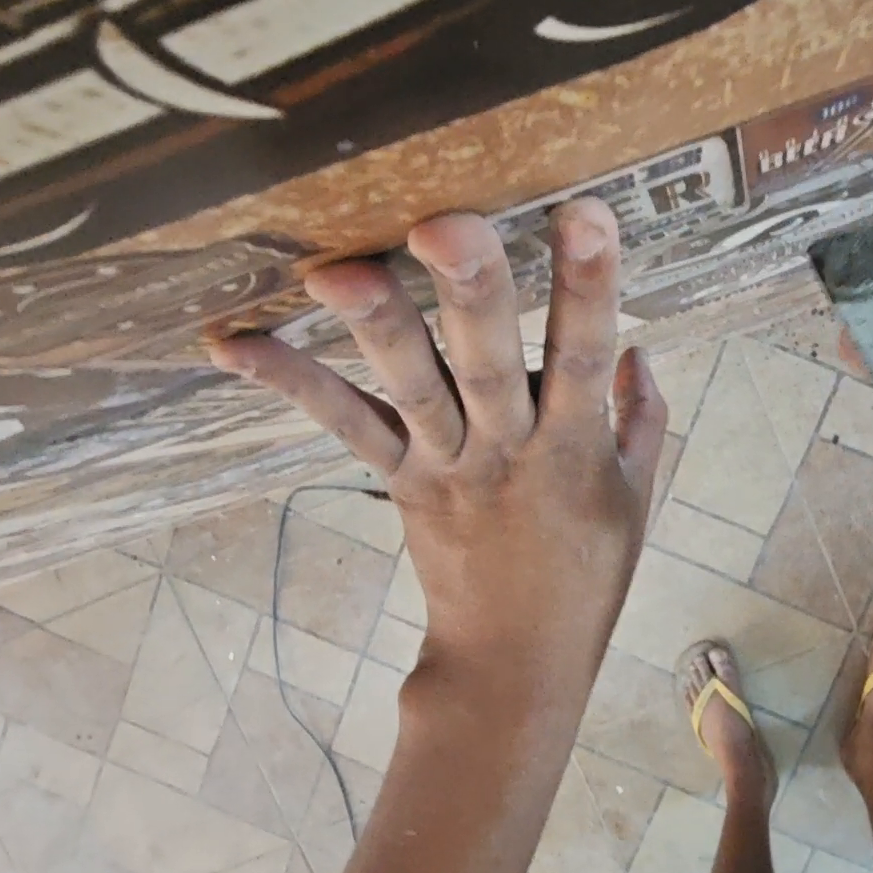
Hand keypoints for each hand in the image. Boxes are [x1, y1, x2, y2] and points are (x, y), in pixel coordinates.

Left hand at [209, 200, 666, 688]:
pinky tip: (229, 340)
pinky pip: (346, 429)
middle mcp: (509, 451)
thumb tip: (637, 348)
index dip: (589, 291)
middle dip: (474, 297)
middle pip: (488, 368)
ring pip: (411, 391)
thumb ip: (644, 419)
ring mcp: (447, 467)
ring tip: (333, 269)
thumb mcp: (638, 498)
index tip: (588, 215)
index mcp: (576, 451)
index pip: (584, 361)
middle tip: (447, 226)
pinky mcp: (400, 481)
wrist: (516, 657)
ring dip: (374, 330)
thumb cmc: (589, 573)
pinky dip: (291, 384)